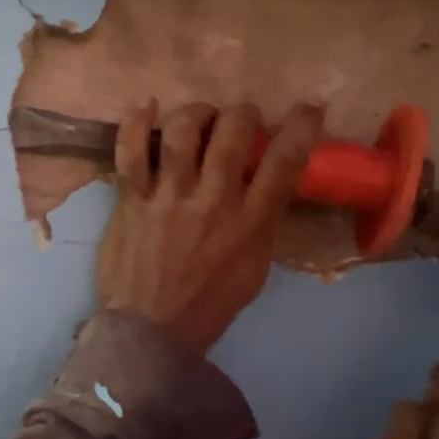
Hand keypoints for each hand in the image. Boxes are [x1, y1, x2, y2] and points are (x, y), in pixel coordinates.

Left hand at [97, 100, 323, 356]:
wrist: (150, 331)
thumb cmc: (207, 304)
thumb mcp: (254, 267)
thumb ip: (261, 221)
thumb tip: (264, 184)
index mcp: (251, 223)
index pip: (285, 162)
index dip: (301, 125)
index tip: (307, 107)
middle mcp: (212, 202)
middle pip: (233, 132)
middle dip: (242, 113)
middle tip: (239, 118)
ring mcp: (168, 198)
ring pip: (183, 132)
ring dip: (196, 113)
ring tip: (199, 118)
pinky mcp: (131, 202)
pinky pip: (130, 152)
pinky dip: (135, 124)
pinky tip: (145, 108)